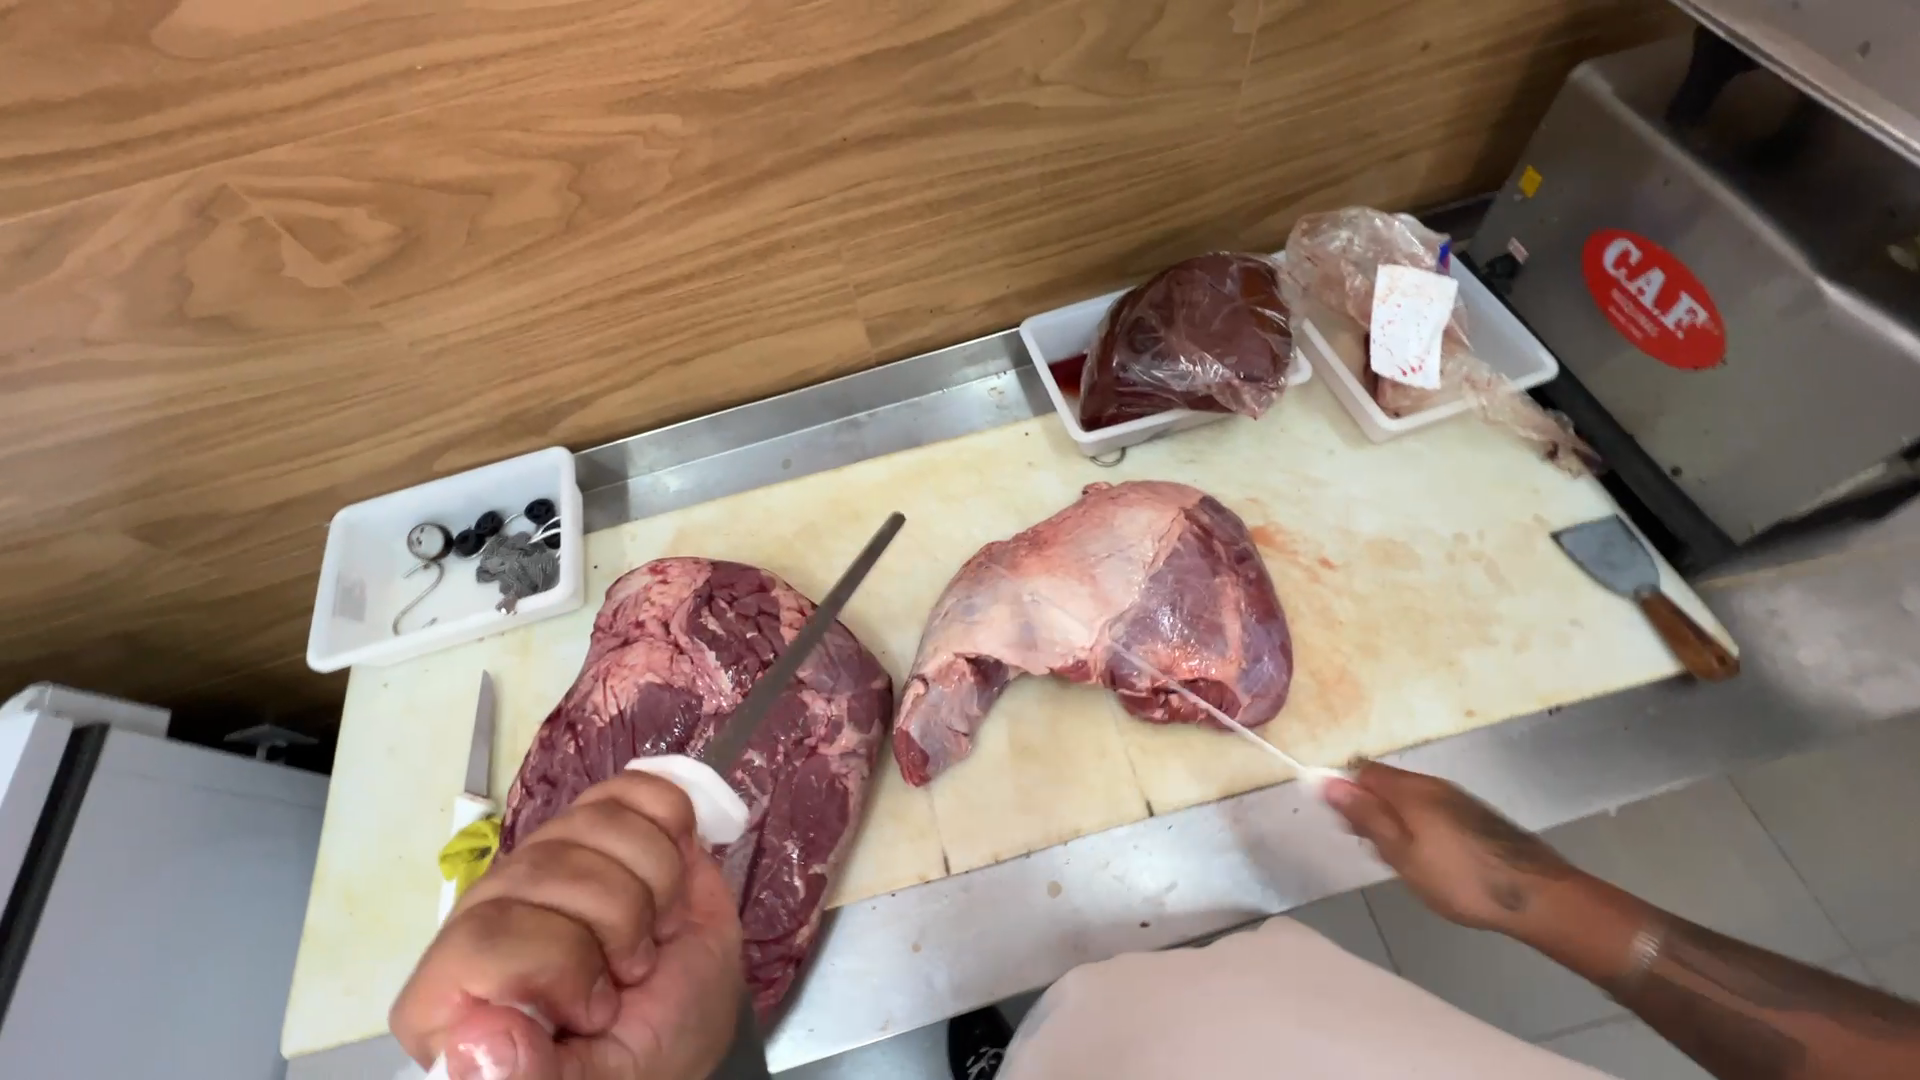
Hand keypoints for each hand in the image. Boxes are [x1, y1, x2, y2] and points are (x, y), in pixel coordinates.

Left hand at [391, 772, 743, 1079]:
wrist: (698, 1003)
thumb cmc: (640, 1051)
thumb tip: (471, 1036)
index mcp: (460, 984)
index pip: (480, 941)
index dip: (556, 963)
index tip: (599, 1007)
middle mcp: (494, 906)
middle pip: (546, 871)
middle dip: (620, 921)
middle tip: (636, 968)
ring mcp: (552, 850)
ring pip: (596, 822)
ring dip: (654, 880)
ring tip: (656, 925)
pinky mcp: (608, 814)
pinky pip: (637, 786)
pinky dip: (672, 823)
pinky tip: (674, 864)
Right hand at [1323, 761, 1576, 931]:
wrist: (1540, 897)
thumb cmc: (1459, 878)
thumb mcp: (1401, 853)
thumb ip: (1366, 816)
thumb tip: (1329, 783)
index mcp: (1410, 790)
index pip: (1363, 771)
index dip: (1348, 793)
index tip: (1350, 827)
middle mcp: (1433, 785)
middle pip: (1386, 784)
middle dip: (1372, 809)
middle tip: (1376, 850)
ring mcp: (1458, 800)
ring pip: (1410, 799)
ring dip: (1396, 820)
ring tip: (1404, 859)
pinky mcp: (1477, 817)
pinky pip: (1432, 810)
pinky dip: (1420, 826)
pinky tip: (1432, 857)